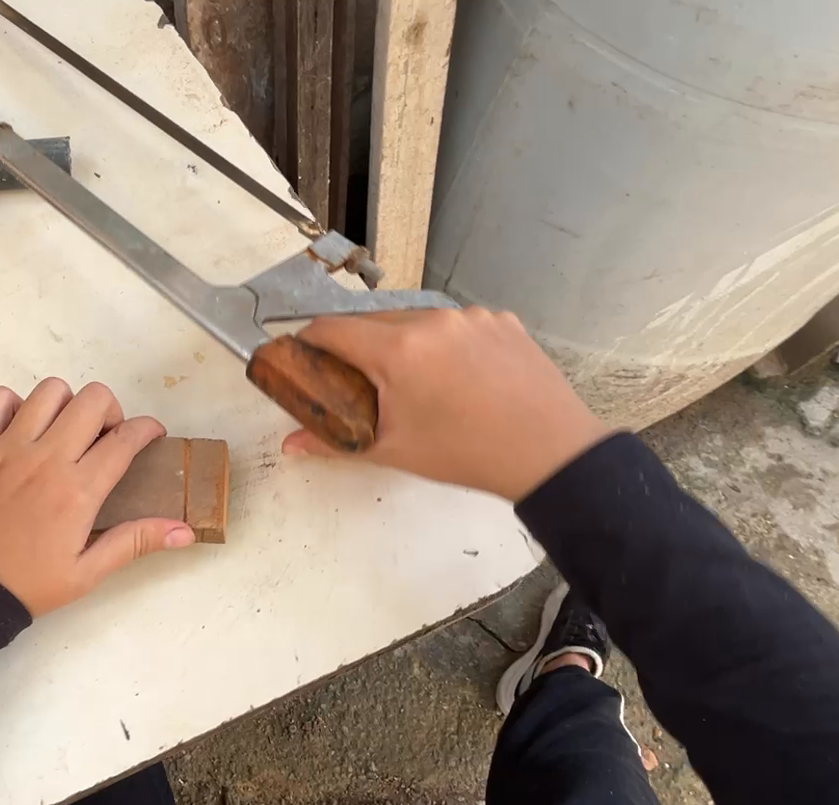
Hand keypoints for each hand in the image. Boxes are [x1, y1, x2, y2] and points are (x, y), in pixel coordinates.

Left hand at [0, 379, 195, 615]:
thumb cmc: (20, 587)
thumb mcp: (84, 574)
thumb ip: (134, 543)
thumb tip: (185, 531)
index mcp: (78, 490)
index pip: (125, 439)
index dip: (147, 430)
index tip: (151, 435)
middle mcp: (46, 458)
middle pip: (93, 400)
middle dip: (110, 410)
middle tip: (104, 437)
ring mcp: (6, 447)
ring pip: (49, 391)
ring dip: (65, 404)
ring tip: (63, 431)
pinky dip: (14, 404)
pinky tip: (20, 429)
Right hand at [281, 309, 612, 500]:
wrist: (548, 452)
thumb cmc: (463, 454)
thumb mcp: (392, 450)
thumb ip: (332, 444)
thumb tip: (290, 446)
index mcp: (398, 350)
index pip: (331, 328)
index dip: (307, 341)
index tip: (300, 356)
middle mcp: (432, 320)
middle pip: (370, 321)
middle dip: (352, 345)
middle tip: (351, 379)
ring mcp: (470, 316)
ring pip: (414, 319)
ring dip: (397, 342)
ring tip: (407, 381)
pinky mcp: (500, 320)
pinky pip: (453, 323)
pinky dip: (439, 343)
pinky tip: (451, 376)